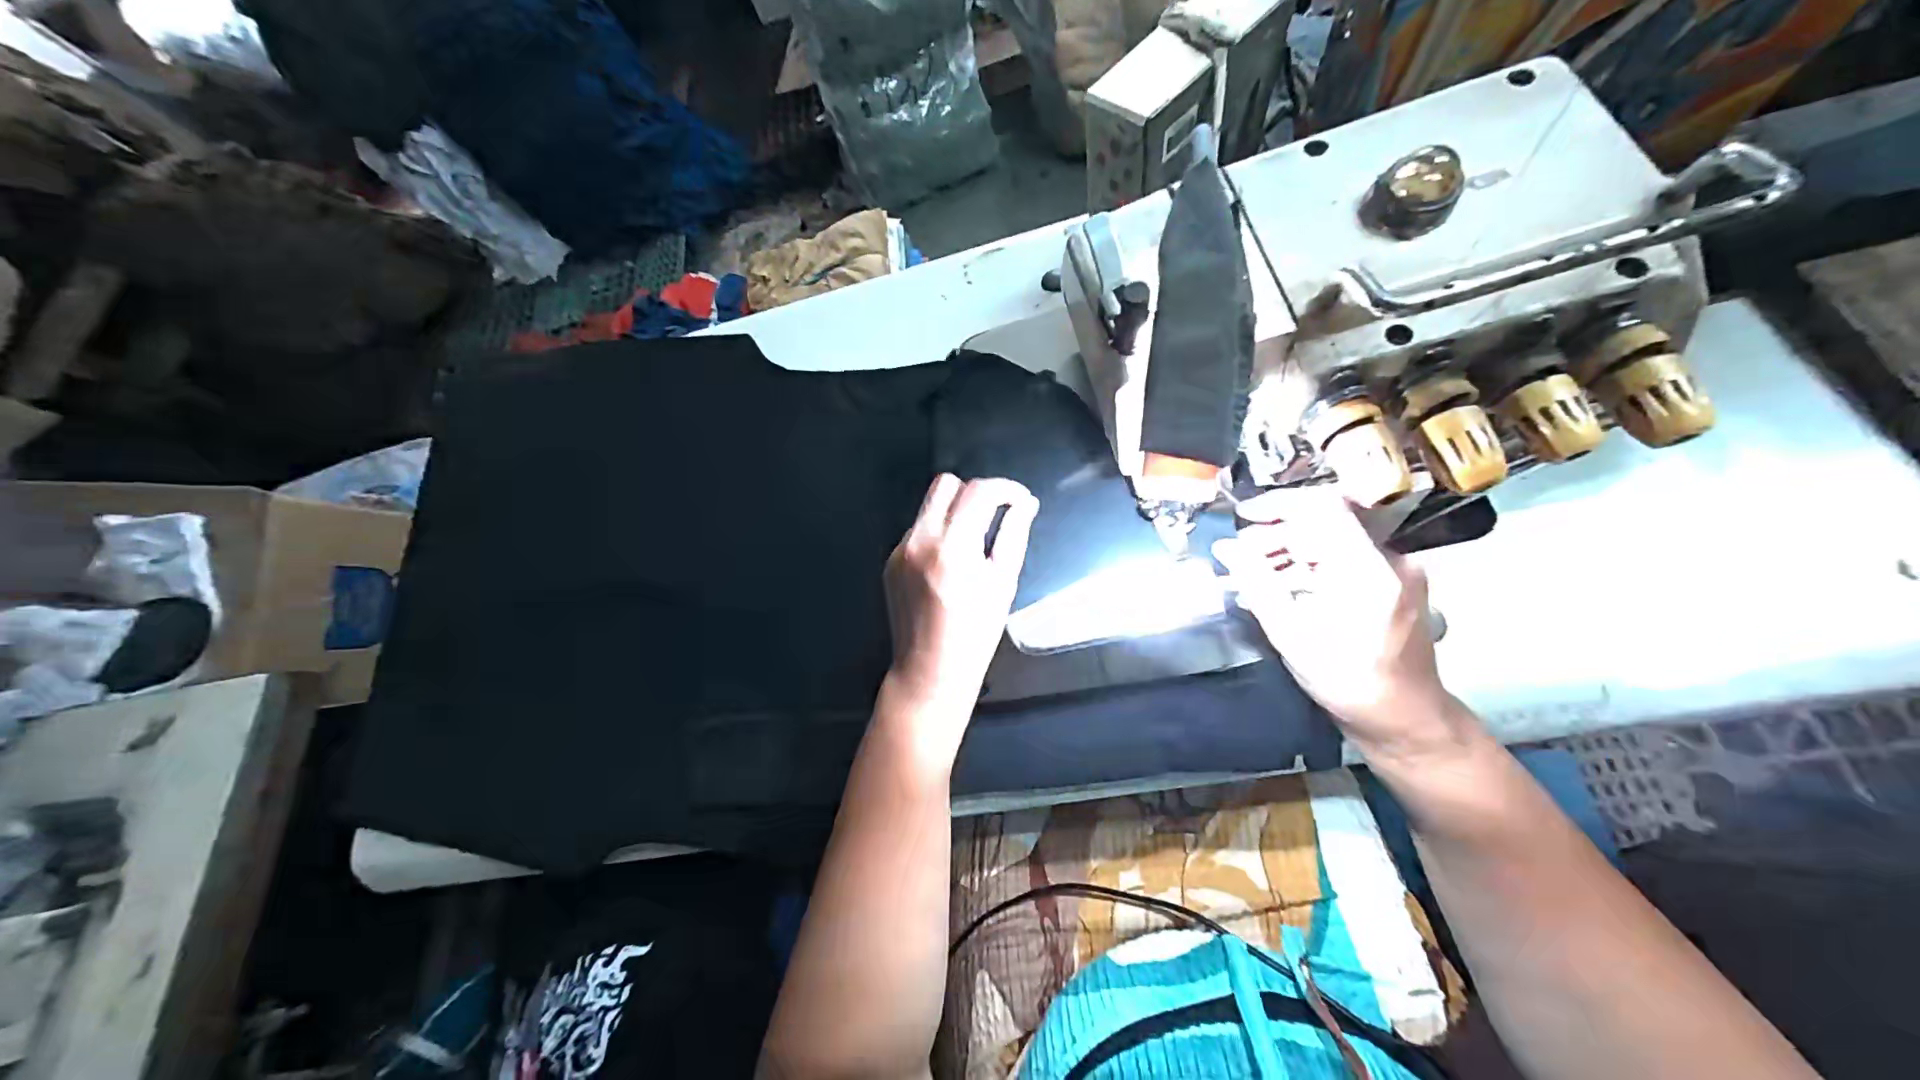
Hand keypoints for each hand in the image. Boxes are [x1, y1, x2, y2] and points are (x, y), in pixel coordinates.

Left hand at [882, 474, 1037, 757]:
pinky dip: (938, 534)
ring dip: (955, 512)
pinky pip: (918, 530)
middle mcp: (919, 541)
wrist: (929, 669)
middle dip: (975, 492)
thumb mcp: (1003, 583)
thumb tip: (1025, 505)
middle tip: (994, 514)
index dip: (1006, 489)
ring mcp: (900, 550)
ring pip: (929, 506)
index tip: (1019, 500)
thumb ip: (1013, 535)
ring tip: (973, 543)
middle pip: (946, 484)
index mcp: (952, 547)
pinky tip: (950, 564)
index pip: (978, 492)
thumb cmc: (974, 634)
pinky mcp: (891, 561)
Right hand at [1212, 487, 1474, 763]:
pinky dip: (1313, 562)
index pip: (1324, 505)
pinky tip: (1284, 584)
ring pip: (1336, 536)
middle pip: (1328, 519)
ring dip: (1293, 547)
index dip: (1279, 503)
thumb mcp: (1290, 634)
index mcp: (1367, 568)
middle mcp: (1390, 558)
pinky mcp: (1396, 581)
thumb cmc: (1345, 681)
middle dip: (1279, 530)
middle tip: (1243, 553)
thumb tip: (1225, 547)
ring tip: (1257, 571)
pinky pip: (1349, 555)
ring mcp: (1398, 569)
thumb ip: (1257, 582)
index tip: (1244, 515)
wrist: (1405, 718)